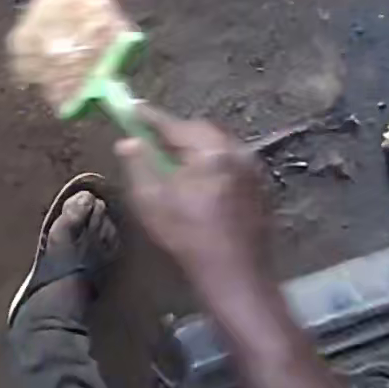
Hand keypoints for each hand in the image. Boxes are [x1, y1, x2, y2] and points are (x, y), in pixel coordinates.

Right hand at [117, 106, 274, 318]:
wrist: (237, 279)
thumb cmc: (188, 237)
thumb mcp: (151, 200)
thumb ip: (138, 163)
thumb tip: (128, 140)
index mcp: (210, 152)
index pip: (173, 123)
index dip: (148, 116)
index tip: (130, 108)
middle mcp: (236, 153)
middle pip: (199, 129)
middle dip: (173, 130)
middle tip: (150, 138)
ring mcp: (252, 170)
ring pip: (216, 144)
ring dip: (192, 145)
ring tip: (171, 160)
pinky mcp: (260, 188)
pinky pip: (229, 160)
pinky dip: (209, 160)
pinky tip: (196, 179)